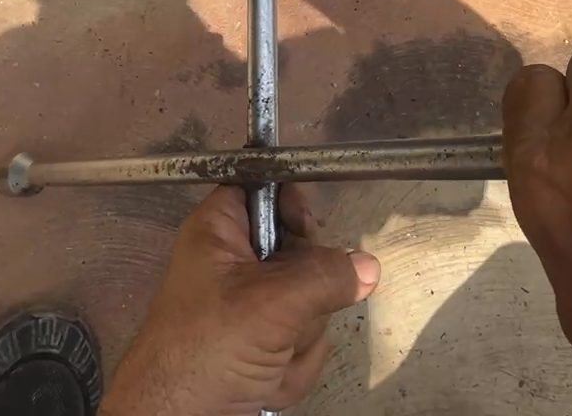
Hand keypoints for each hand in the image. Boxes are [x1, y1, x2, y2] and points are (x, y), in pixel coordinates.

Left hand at [101, 185, 380, 415]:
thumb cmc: (204, 349)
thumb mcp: (269, 304)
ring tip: (266, 359)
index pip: (267, 188)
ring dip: (298, 339)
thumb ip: (324, 277)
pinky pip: (303, 341)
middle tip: (282, 315)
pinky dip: (292, 368)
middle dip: (304, 294)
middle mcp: (237, 260)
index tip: (305, 228)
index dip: (292, 203)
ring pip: (309, 302)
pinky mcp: (263, 345)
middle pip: (302, 251)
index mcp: (221, 229)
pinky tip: (267, 383)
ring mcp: (252, 306)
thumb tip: (367, 266)